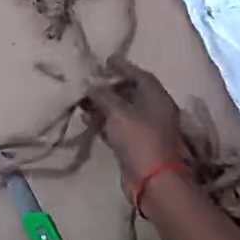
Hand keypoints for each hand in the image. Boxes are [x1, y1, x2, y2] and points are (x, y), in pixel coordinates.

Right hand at [83, 60, 185, 191]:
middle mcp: (154, 110)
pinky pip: (117, 126)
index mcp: (157, 97)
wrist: (151, 180)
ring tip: (83, 98)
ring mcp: (145, 128)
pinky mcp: (134, 144)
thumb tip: (90, 84)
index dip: (123, 66)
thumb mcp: (118, 112)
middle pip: (130, 92)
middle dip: (109, 85)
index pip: (140, 75)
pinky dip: (103, 121)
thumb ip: (103, 95)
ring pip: (122, 110)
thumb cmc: (138, 138)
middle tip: (90, 79)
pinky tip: (86, 117)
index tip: (106, 60)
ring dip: (103, 104)